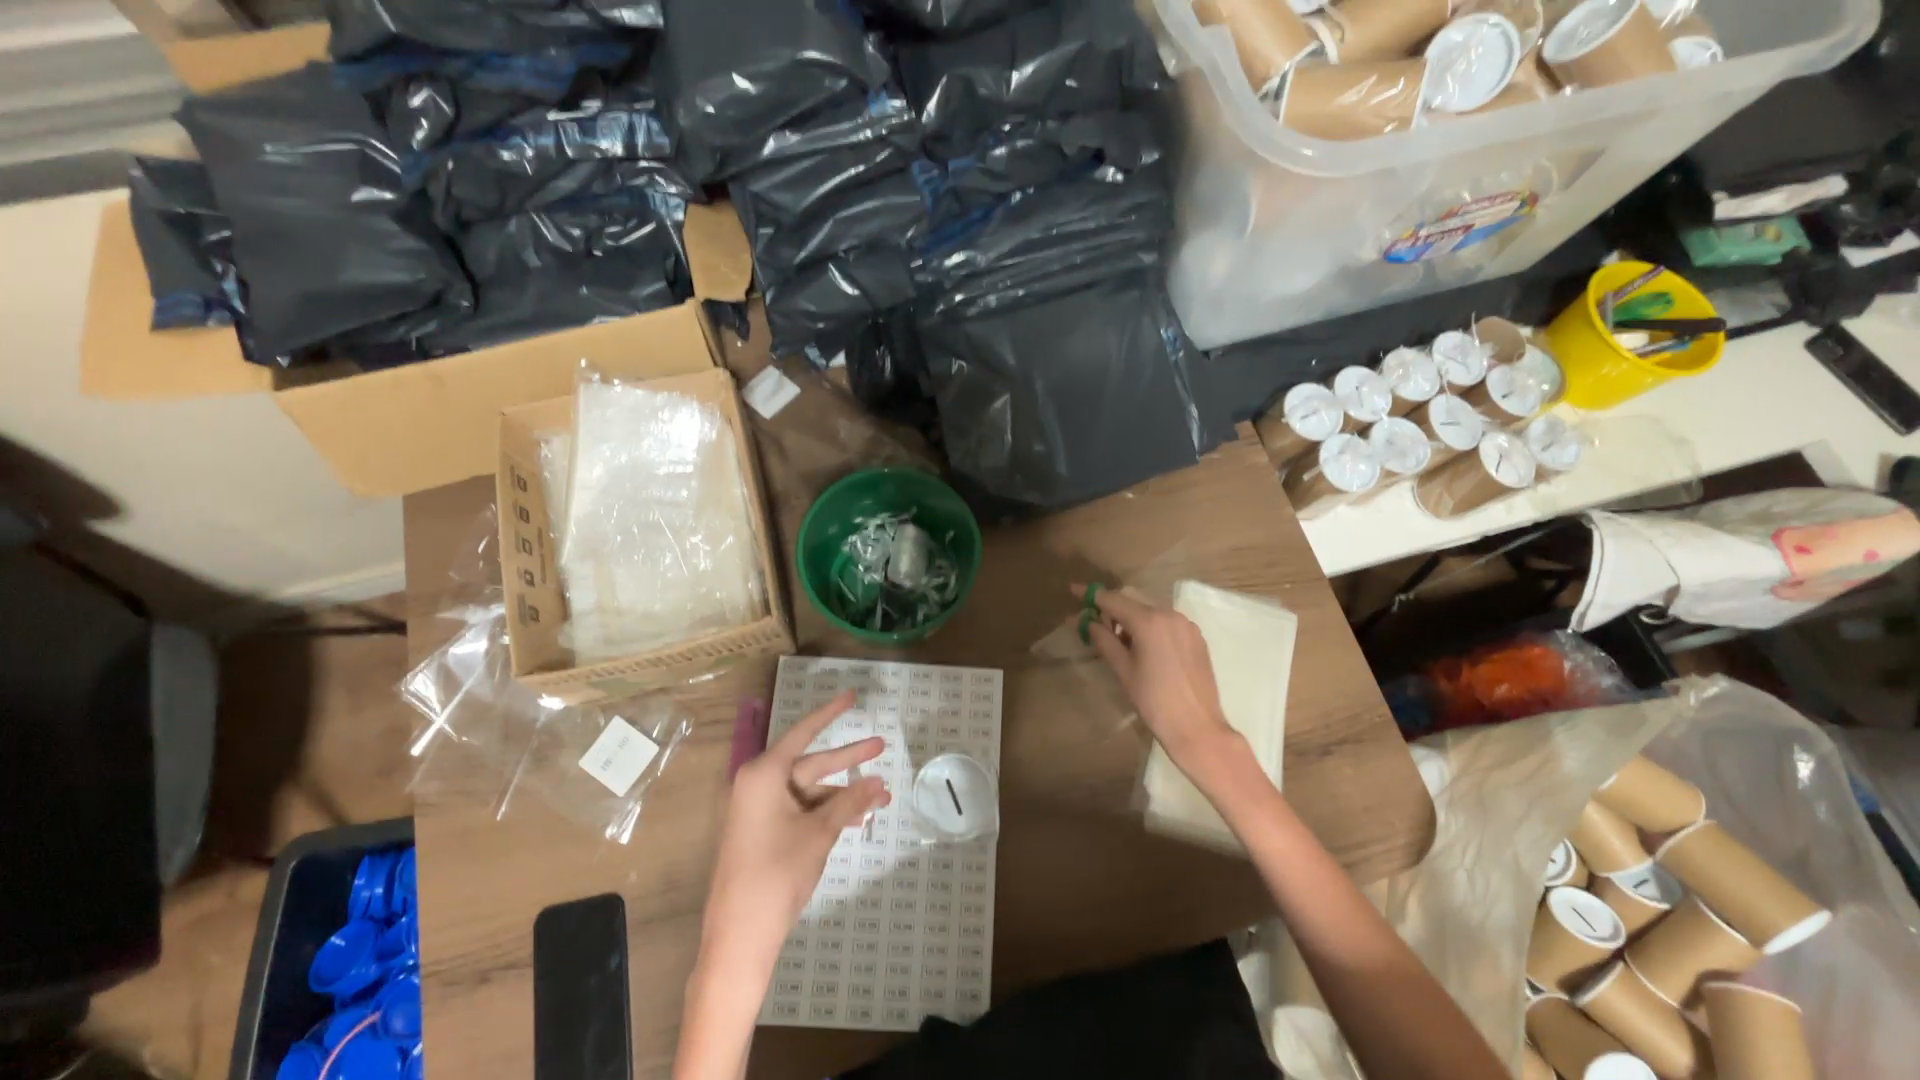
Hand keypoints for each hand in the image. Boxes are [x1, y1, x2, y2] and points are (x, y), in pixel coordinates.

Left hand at [700, 690, 890, 967]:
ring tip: (882, 798)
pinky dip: (827, 812)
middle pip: (810, 763)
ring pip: (809, 791)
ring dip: (843, 794)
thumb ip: (849, 802)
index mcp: (764, 774)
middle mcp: (758, 785)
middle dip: (848, 761)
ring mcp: (759, 810)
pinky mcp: (763, 832)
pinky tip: (857, 819)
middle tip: (882, 747)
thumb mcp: (819, 833)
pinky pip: (800, 810)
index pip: (803, 733)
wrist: (741, 931)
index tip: (852, 696)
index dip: (830, 714)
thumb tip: (878, 781)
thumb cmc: (777, 873)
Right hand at [1076, 584, 1241, 772]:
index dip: (1091, 595)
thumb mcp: (1123, 670)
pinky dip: (1150, 626)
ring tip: (1120, 642)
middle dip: (1112, 607)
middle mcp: (1169, 614)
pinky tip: (1144, 649)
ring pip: (1151, 610)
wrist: (1196, 726)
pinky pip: (1167, 621)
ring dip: (1131, 618)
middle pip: (1133, 599)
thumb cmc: (1153, 701)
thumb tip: (1083, 620)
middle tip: (1095, 626)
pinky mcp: (1196, 637)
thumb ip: (1103, 639)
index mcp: (1149, 621)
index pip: (1113, 599)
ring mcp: (1186, 624)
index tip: (1073, 591)